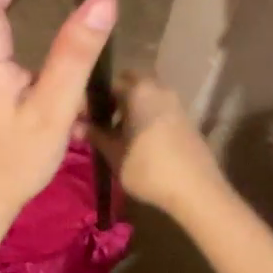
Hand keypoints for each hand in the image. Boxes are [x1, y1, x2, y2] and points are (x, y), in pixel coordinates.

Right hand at [88, 71, 224, 212]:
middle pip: (129, 83)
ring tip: (116, 132)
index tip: (81, 116)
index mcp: (138, 90)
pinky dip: (145, 114)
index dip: (92, 98)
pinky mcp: (185, 116)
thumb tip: (76, 125)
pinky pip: (158, 106)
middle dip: (113, 98)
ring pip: (145, 94)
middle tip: (99, 121)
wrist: (196, 189)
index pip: (107, 83)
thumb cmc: (149, 169)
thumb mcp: (115, 154)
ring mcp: (175, 101)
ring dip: (130, 106)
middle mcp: (158, 87)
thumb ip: (96, 135)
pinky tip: (137, 139)